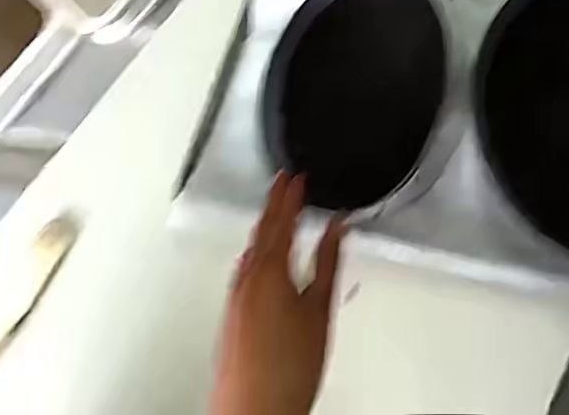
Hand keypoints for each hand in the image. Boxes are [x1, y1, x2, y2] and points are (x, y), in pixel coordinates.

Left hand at [210, 172, 346, 414]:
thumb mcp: (320, 309)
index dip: (292, 193)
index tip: (299, 176)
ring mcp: (235, 292)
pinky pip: (244, 264)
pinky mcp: (231, 310)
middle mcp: (247, 274)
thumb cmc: (286, 370)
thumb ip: (329, 260)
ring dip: (265, 223)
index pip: (283, 217)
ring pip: (252, 244)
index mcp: (270, 266)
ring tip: (275, 208)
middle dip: (275, 200)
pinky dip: (256, 247)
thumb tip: (338, 227)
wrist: (252, 411)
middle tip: (285, 180)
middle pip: (263, 227)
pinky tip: (262, 253)